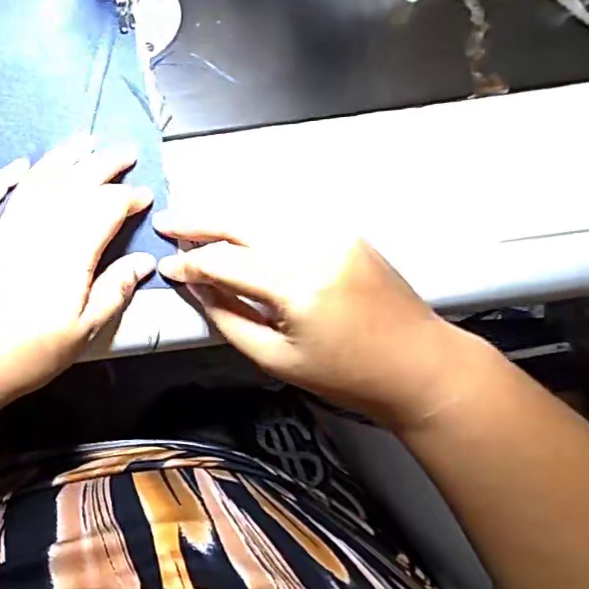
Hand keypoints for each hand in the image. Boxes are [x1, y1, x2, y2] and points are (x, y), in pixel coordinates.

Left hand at [0, 136, 157, 410]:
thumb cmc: (28, 355)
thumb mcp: (83, 331)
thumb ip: (114, 290)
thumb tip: (143, 262)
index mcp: (69, 253)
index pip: (105, 208)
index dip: (128, 197)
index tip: (145, 195)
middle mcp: (36, 230)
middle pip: (74, 185)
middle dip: (103, 165)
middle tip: (125, 152)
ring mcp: (1, 230)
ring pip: (36, 182)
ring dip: (61, 157)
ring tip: (83, 141)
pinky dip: (3, 177)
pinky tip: (19, 166)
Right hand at [154, 209, 483, 430]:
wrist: (420, 366)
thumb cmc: (350, 375)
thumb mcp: (276, 359)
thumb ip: (228, 319)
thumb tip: (198, 288)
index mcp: (299, 288)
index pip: (226, 262)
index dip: (191, 264)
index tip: (169, 267)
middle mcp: (317, 250)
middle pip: (243, 222)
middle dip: (200, 221)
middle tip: (168, 222)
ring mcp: (336, 236)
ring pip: (266, 212)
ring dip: (227, 215)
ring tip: (196, 221)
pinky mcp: (347, 234)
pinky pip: (291, 218)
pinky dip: (260, 218)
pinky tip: (239, 224)